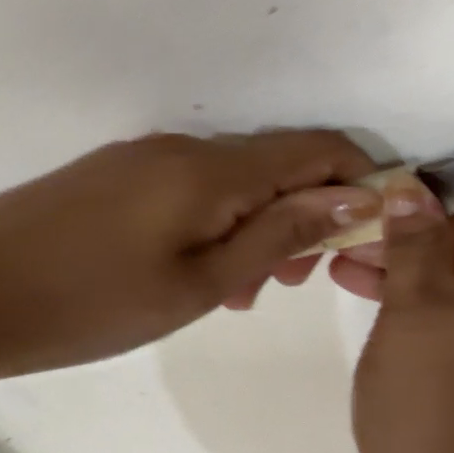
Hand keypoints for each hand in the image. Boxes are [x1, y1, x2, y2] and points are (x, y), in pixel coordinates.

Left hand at [0, 130, 379, 379]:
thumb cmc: (83, 303)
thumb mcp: (202, 283)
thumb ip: (287, 234)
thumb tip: (363, 198)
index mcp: (214, 171)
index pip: (326, 149)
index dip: (365, 180)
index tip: (370, 231)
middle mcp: (188, 149)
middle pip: (288, 162)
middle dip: (314, 211)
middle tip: (297, 278)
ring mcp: (148, 157)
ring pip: (245, 177)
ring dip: (268, 221)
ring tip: (247, 287)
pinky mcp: (118, 173)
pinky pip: (201, 183)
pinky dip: (226, 218)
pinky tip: (202, 268)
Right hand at [330, 177, 453, 452]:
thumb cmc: (434, 389)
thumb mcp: (416, 304)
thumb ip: (414, 244)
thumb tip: (411, 189)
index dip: (418, 226)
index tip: (361, 228)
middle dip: (407, 251)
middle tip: (340, 251)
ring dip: (406, 278)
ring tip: (340, 273)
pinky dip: (420, 310)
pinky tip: (370, 302)